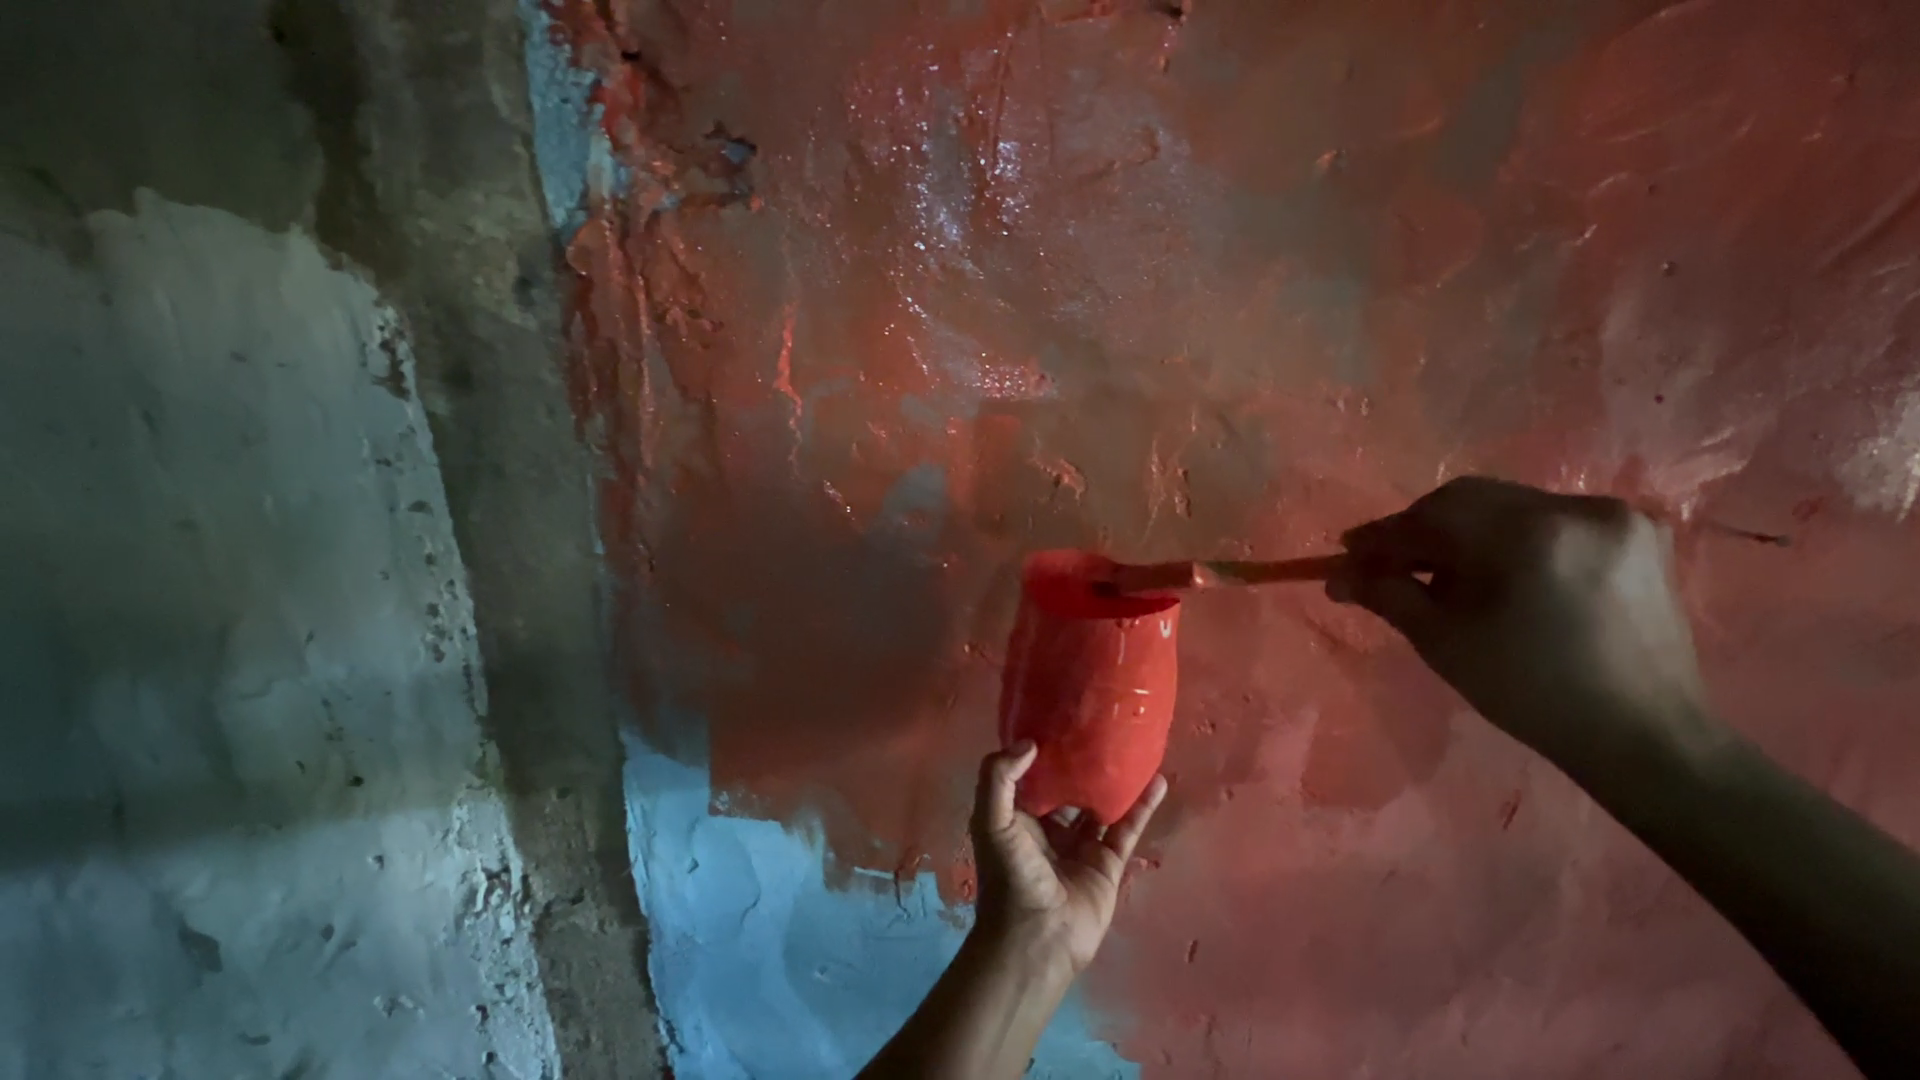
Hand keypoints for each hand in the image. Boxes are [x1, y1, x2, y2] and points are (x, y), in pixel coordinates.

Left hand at [970, 742, 1167, 972]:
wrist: (1037, 938)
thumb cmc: (1009, 876)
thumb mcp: (990, 821)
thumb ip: (999, 778)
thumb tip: (1030, 743)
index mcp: (1018, 816)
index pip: (1031, 775)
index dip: (1042, 748)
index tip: (1058, 715)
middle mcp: (1050, 827)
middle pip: (1069, 787)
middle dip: (1082, 760)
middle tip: (1101, 725)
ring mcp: (1081, 845)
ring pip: (1101, 804)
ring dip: (1116, 779)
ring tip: (1132, 745)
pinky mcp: (1109, 863)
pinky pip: (1127, 828)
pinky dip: (1143, 805)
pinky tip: (1158, 779)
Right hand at [1329, 476, 1711, 769]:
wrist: (1642, 733)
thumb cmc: (1530, 691)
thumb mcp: (1443, 642)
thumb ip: (1388, 594)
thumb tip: (1341, 576)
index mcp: (1530, 535)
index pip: (1433, 514)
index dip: (1383, 534)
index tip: (1346, 553)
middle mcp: (1576, 508)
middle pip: (1470, 499)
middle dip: (1420, 529)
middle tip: (1386, 563)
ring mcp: (1615, 516)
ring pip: (1509, 506)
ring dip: (1463, 532)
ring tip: (1438, 572)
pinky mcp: (1636, 532)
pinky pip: (1549, 518)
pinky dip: (1509, 537)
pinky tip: (1494, 571)